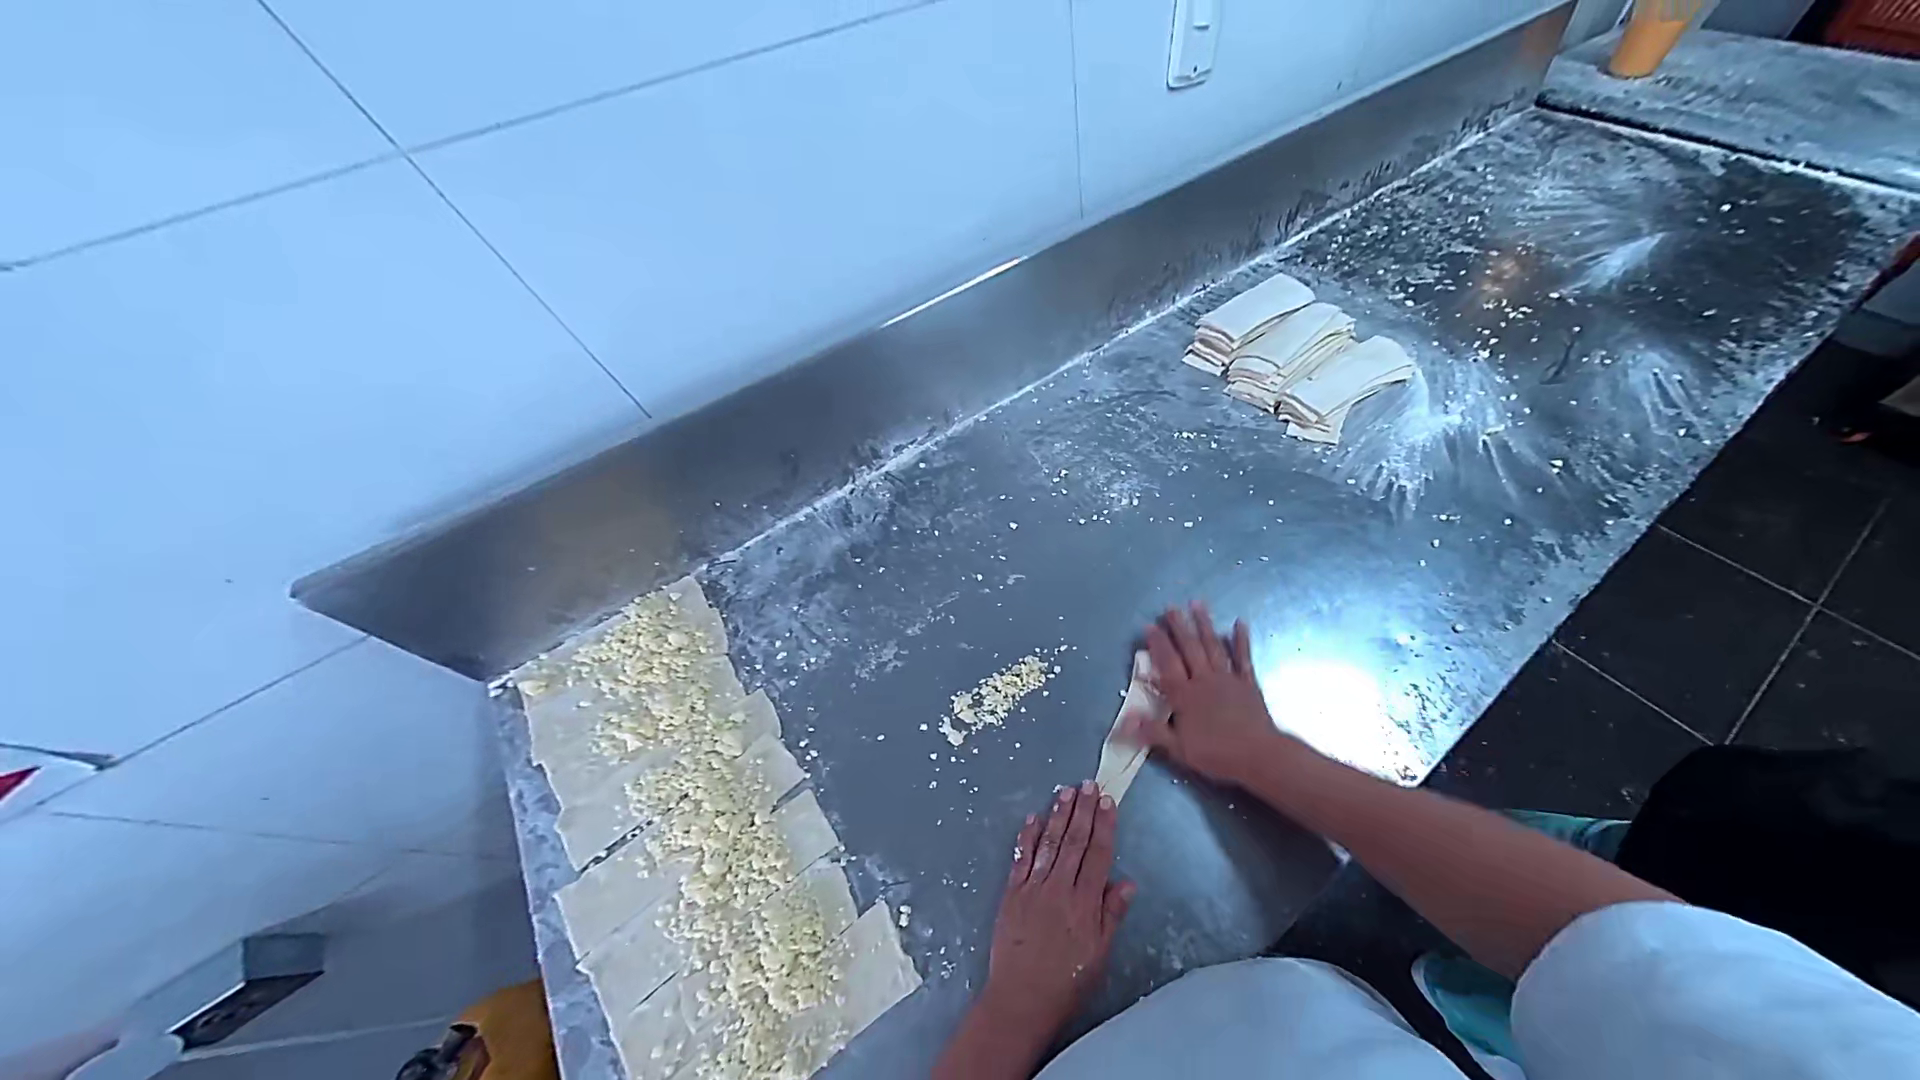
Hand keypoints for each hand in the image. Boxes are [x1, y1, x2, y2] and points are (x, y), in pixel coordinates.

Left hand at [982, 783, 1134, 1035]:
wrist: (1021, 997)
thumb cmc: (1067, 980)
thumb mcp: (1100, 953)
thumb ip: (1111, 914)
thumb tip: (1128, 881)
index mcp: (1084, 902)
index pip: (1098, 854)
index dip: (1104, 826)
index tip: (1108, 802)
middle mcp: (1059, 887)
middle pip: (1074, 841)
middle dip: (1083, 810)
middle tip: (1089, 784)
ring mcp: (1033, 886)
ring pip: (1049, 842)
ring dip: (1058, 814)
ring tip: (1066, 791)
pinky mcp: (1012, 891)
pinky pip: (1021, 857)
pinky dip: (1027, 835)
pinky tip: (1033, 817)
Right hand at [1123, 603, 1295, 787]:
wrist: (1261, 757)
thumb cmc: (1217, 754)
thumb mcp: (1179, 749)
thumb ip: (1152, 731)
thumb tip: (1123, 721)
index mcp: (1184, 695)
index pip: (1167, 664)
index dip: (1157, 645)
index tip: (1149, 626)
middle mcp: (1204, 680)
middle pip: (1189, 649)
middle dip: (1178, 627)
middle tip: (1170, 607)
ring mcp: (1227, 679)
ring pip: (1212, 647)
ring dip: (1204, 625)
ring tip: (1197, 604)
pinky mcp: (1247, 684)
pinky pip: (1243, 658)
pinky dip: (1241, 640)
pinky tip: (1239, 623)